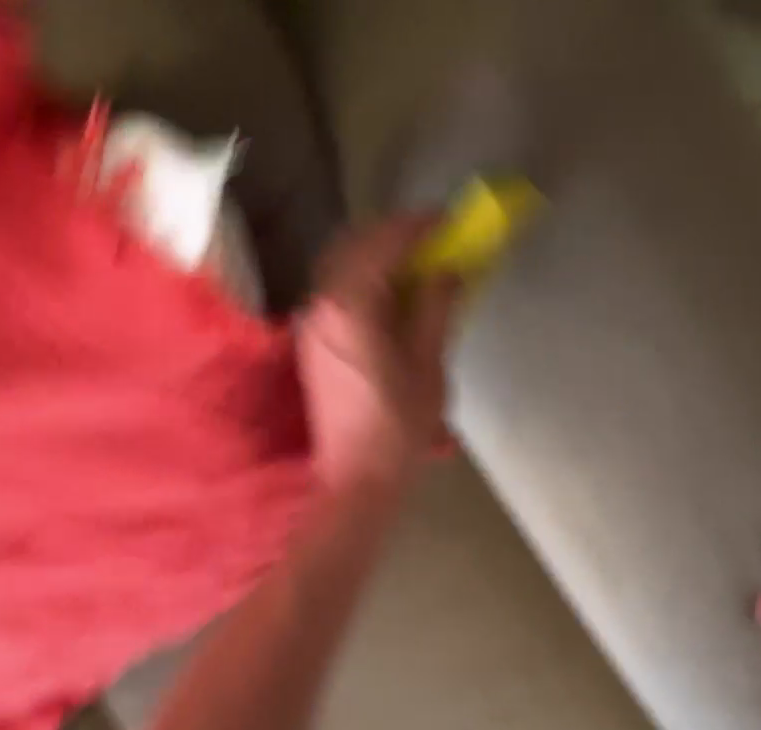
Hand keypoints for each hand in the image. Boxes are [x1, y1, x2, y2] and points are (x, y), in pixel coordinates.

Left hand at [297, 216, 459, 490]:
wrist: (355, 478)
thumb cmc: (398, 429)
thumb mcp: (428, 368)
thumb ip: (435, 309)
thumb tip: (447, 271)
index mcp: (351, 307)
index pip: (383, 244)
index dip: (418, 226)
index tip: (449, 220)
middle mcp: (322, 304)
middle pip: (354, 245)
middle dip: (395, 233)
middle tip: (435, 237)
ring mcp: (312, 323)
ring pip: (341, 266)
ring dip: (377, 254)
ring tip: (417, 264)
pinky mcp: (312, 342)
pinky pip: (337, 291)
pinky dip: (364, 279)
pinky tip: (392, 296)